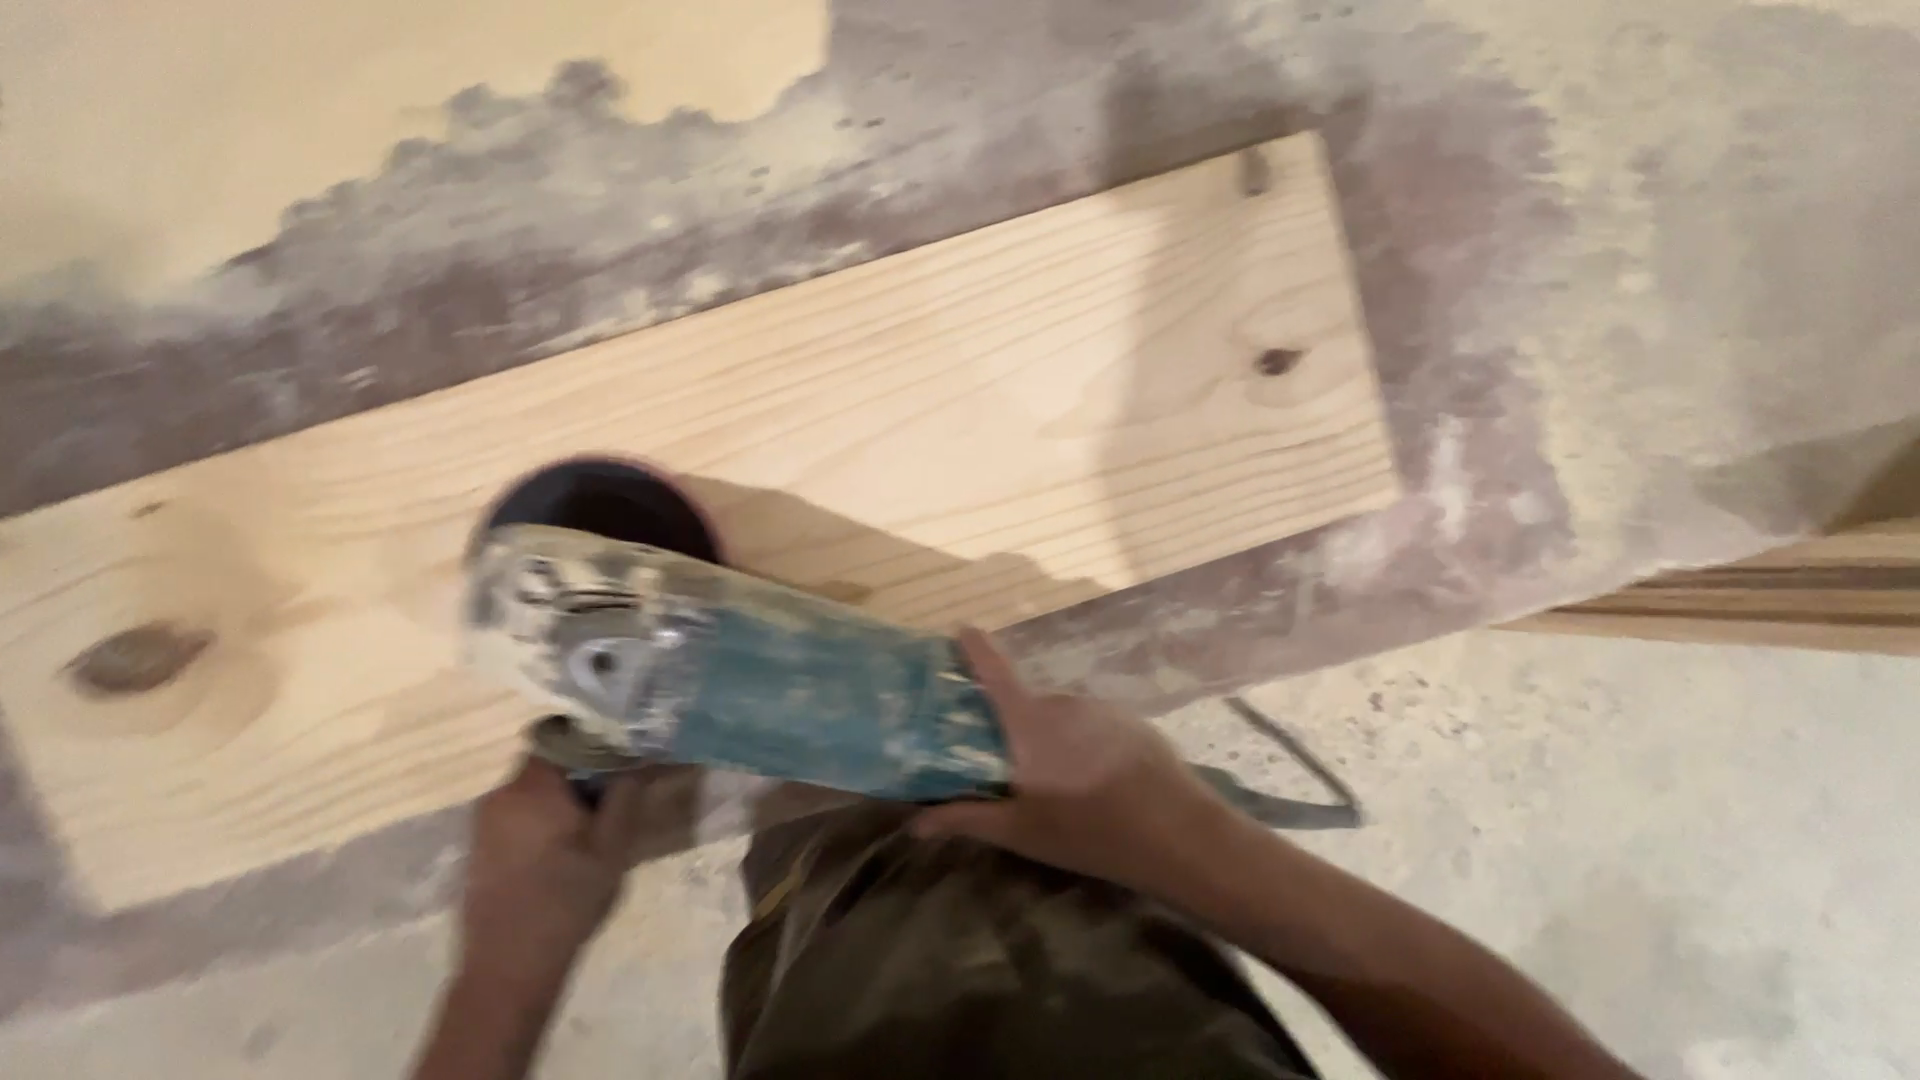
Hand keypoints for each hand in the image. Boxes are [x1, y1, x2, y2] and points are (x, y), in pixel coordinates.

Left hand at [456, 758, 645, 995]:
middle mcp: (500, 794)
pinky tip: (564, 847)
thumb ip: (626, 792)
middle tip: (615, 791)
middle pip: (548, 761)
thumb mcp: (612, 844)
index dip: (596, 738)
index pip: (564, 735)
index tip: (624, 754)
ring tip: (594, 822)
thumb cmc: (566, 900)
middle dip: (582, 769)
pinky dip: (543, 816)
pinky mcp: (478, 847)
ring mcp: (483, 822)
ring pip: (533, 788)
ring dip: (563, 795)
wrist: (507, 969)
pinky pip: (517, 812)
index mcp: (531, 786)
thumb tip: (642, 754)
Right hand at [913, 629, 1251, 898]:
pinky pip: (1093, 726)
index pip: (994, 669)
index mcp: (1030, 720)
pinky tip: (1100, 785)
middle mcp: (1063, 702)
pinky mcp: (1131, 721)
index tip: (960, 630)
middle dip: (1015, 730)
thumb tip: (913, 823)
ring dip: (1053, 741)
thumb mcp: (1021, 830)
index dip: (973, 646)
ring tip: (1062, 789)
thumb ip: (965, 818)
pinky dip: (1086, 745)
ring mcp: (1102, 708)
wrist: (1180, 834)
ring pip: (1061, 718)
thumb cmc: (1089, 830)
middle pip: (1026, 704)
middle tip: (1014, 772)